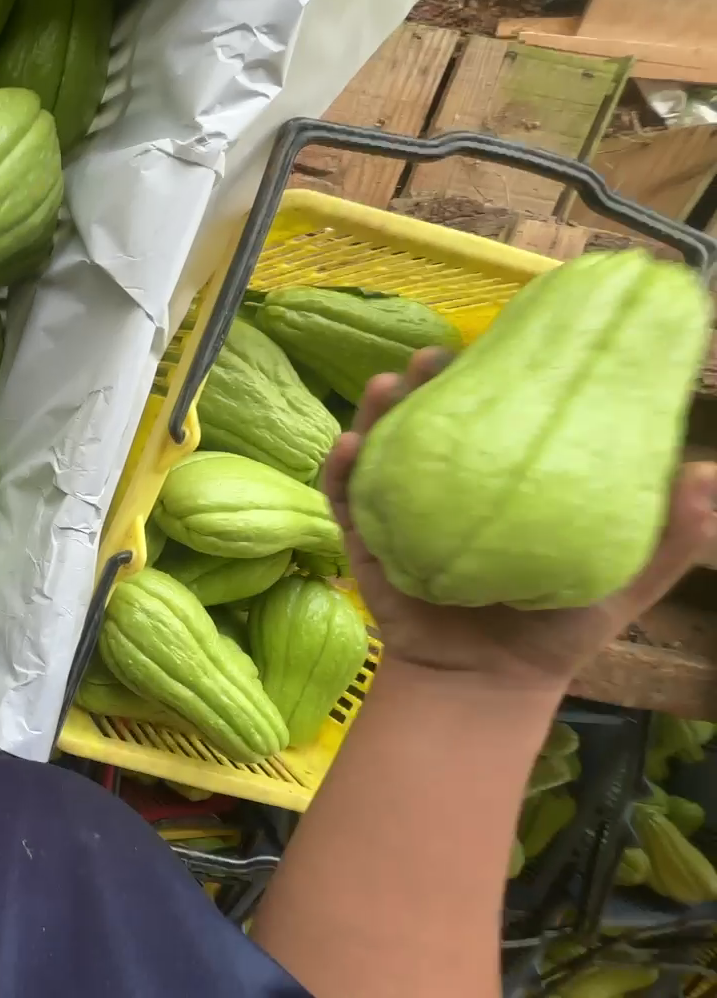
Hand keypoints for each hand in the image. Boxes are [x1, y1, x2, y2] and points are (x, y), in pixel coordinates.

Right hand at [323, 348, 716, 687]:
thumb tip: (705, 467)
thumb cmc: (554, 627)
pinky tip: (350, 443)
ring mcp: (397, 511)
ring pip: (379, 451)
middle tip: (433, 355)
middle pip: (425, 427)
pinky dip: (342, 469)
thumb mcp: (623, 578)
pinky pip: (346, 498)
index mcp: (496, 491)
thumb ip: (668, 534)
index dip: (491, 385)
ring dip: (374, 414)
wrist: (488, 675)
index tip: (502, 347)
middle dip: (423, 386)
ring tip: (385, 382)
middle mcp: (442, 492)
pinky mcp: (363, 537)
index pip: (489, 427)